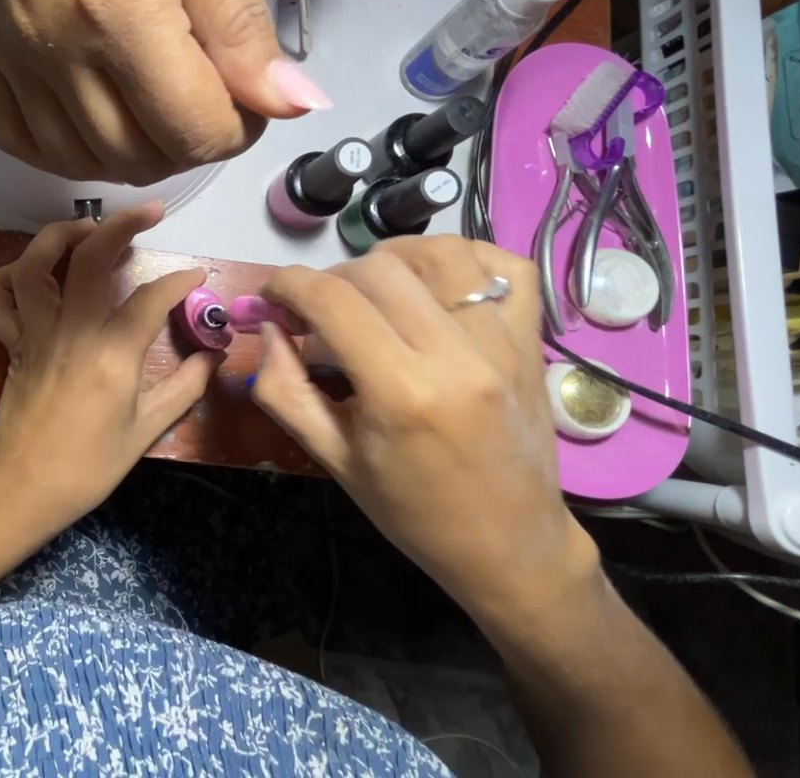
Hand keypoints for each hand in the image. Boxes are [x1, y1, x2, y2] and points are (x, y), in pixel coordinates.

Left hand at [0, 201, 219, 540]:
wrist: (25, 486)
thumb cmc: (90, 465)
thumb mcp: (147, 430)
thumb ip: (184, 387)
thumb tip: (213, 355)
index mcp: (112, 353)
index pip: (151, 297)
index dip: (179, 281)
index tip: (197, 276)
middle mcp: (71, 330)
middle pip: (91, 258)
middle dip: (122, 224)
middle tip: (150, 211)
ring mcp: (34, 332)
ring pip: (34, 265)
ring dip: (58, 235)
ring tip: (86, 227)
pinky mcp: (11, 343)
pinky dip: (6, 277)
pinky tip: (30, 272)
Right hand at [250, 236, 598, 628]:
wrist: (510, 548)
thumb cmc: (412, 511)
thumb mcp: (332, 459)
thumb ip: (284, 390)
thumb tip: (268, 330)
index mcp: (400, 392)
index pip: (331, 299)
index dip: (286, 285)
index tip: (272, 298)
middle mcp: (457, 355)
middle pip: (378, 268)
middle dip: (330, 277)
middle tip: (318, 310)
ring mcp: (503, 343)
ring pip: (441, 252)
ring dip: (392, 259)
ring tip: (373, 290)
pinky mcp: (531, 341)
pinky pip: (505, 265)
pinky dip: (464, 258)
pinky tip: (434, 282)